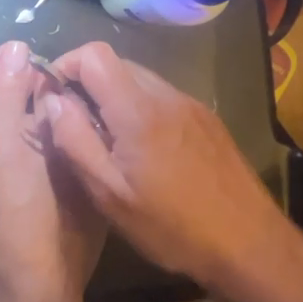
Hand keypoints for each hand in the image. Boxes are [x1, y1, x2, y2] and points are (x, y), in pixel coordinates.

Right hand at [41, 42, 293, 283]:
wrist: (251, 247)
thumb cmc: (172, 227)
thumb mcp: (108, 193)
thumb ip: (74, 140)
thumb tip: (52, 101)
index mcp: (139, 111)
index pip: (94, 54)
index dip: (64, 66)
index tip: (51, 98)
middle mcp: (167, 97)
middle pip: (115, 64)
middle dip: (85, 84)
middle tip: (72, 125)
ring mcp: (191, 107)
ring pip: (138, 81)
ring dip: (112, 99)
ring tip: (104, 142)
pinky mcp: (206, 121)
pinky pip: (160, 99)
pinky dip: (138, 110)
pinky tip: (140, 152)